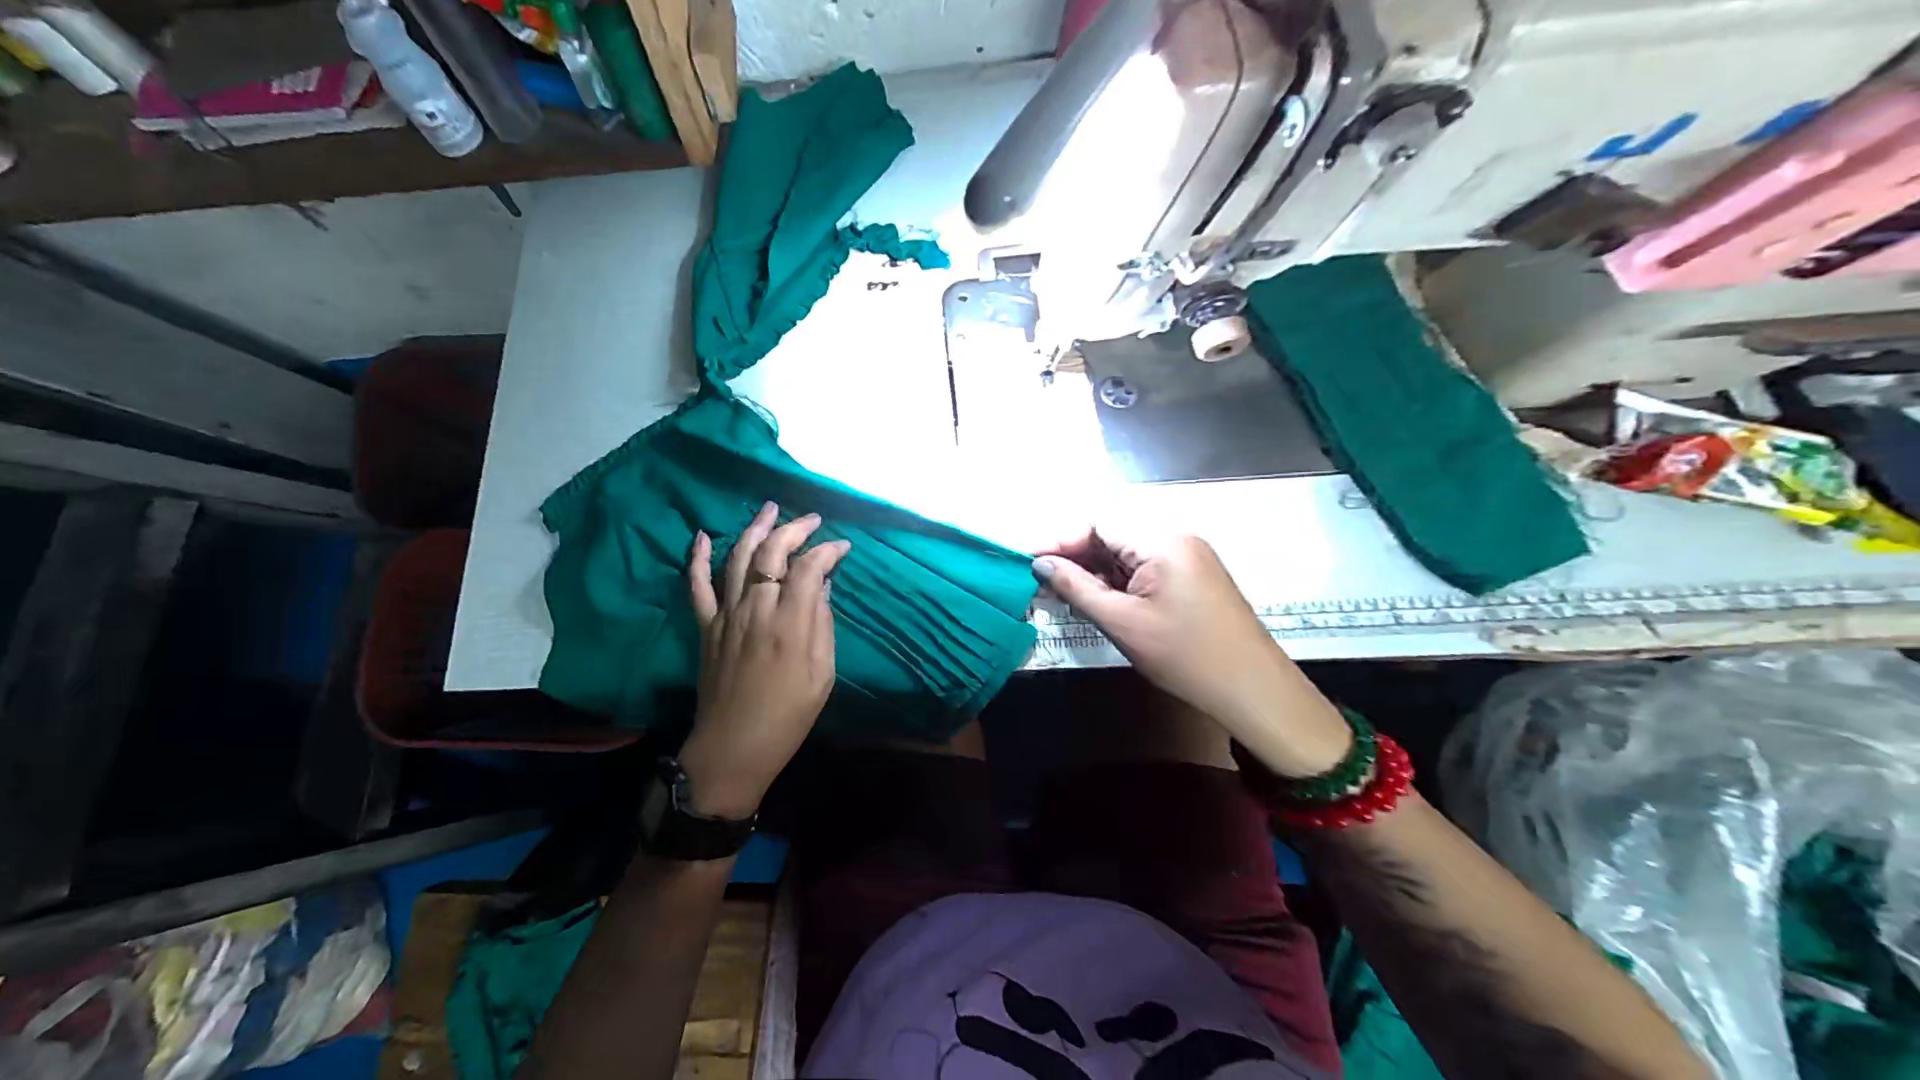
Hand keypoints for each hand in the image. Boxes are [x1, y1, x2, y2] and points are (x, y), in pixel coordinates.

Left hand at [679, 502, 850, 817]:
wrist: (733, 747)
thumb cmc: (789, 717)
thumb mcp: (822, 675)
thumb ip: (822, 625)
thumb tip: (822, 587)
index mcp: (791, 622)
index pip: (810, 567)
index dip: (828, 550)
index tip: (843, 548)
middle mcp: (756, 607)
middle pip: (772, 551)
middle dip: (795, 528)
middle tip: (812, 519)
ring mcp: (726, 614)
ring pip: (737, 557)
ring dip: (755, 528)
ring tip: (770, 509)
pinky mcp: (706, 626)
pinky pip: (697, 585)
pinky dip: (698, 557)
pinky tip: (704, 536)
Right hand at [1033, 530, 1350, 777]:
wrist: (1252, 689)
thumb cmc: (1184, 656)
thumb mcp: (1122, 622)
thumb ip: (1077, 588)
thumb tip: (1040, 564)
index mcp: (1161, 540)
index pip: (1097, 522)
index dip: (1060, 540)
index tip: (1030, 562)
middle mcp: (1176, 537)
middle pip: (1112, 533)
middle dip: (1076, 555)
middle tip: (1044, 582)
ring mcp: (1187, 555)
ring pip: (1127, 551)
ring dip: (1096, 569)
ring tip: (1066, 594)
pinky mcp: (1192, 575)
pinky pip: (1145, 565)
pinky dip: (1119, 580)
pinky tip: (1100, 600)